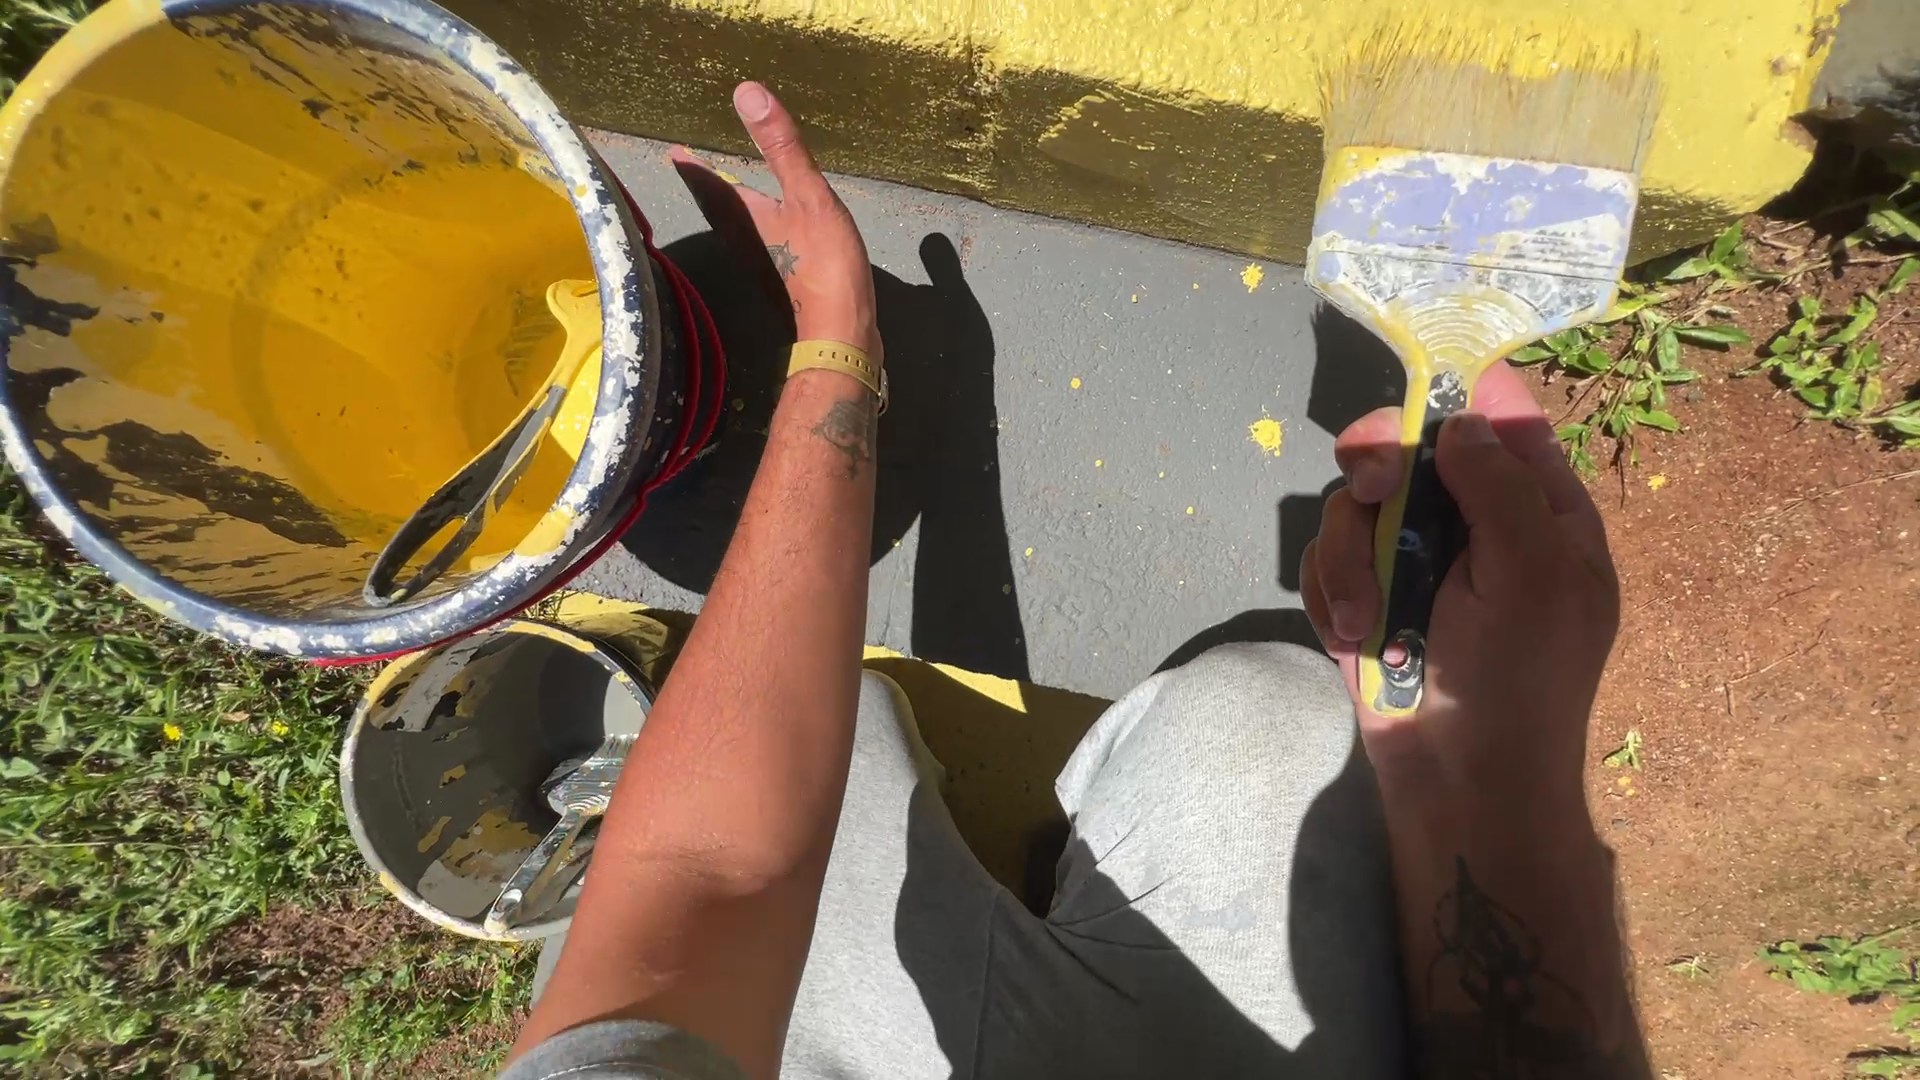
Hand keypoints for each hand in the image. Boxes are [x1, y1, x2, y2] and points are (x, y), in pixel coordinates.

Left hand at [670, 82, 880, 361]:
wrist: (841, 334)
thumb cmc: (824, 265)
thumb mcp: (809, 198)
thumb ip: (782, 149)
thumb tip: (746, 92)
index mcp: (745, 217)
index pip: (710, 183)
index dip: (693, 164)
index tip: (676, 150)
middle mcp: (744, 242)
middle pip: (718, 210)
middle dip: (707, 187)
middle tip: (696, 166)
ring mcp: (763, 266)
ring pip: (738, 230)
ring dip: (730, 209)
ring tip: (729, 190)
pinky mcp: (783, 282)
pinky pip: (762, 245)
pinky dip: (759, 228)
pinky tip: (772, 226)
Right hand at [1299, 362, 1619, 828]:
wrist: (1452, 771)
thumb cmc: (1516, 677)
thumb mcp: (1535, 577)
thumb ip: (1501, 489)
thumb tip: (1459, 422)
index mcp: (1531, 511)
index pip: (1501, 423)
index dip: (1462, 394)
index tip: (1421, 381)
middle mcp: (1462, 522)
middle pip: (1403, 451)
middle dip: (1377, 468)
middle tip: (1371, 489)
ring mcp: (1405, 557)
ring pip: (1349, 507)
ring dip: (1350, 560)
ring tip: (1364, 620)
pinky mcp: (1357, 588)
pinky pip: (1323, 558)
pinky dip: (1330, 593)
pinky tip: (1350, 634)